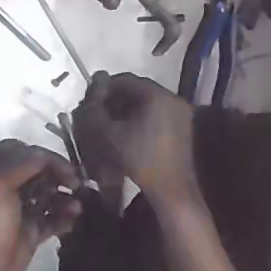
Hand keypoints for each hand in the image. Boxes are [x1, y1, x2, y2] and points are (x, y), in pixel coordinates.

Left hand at [0, 142, 79, 270]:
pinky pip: (47, 218)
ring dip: (61, 196)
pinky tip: (75, 216)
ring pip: (42, 194)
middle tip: (77, 184)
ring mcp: (10, 211)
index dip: (45, 157)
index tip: (69, 167)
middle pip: (32, 171)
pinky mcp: (23, 235)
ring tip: (77, 204)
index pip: (18, 151)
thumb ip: (24, 162)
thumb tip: (51, 159)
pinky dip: (62, 216)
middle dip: (55, 175)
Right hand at [72, 72, 199, 210]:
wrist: (172, 190)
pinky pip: (156, 114)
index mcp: (157, 94)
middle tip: (99, 115)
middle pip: (136, 90)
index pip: (123, 80)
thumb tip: (87, 99)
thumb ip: (93, 112)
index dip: (103, 89)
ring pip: (146, 103)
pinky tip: (128, 134)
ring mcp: (180, 113)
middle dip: (114, 101)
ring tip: (111, 126)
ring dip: (126, 110)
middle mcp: (172, 98)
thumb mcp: (109, 135)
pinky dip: (140, 119)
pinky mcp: (183, 128)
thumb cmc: (140, 159)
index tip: (90, 104)